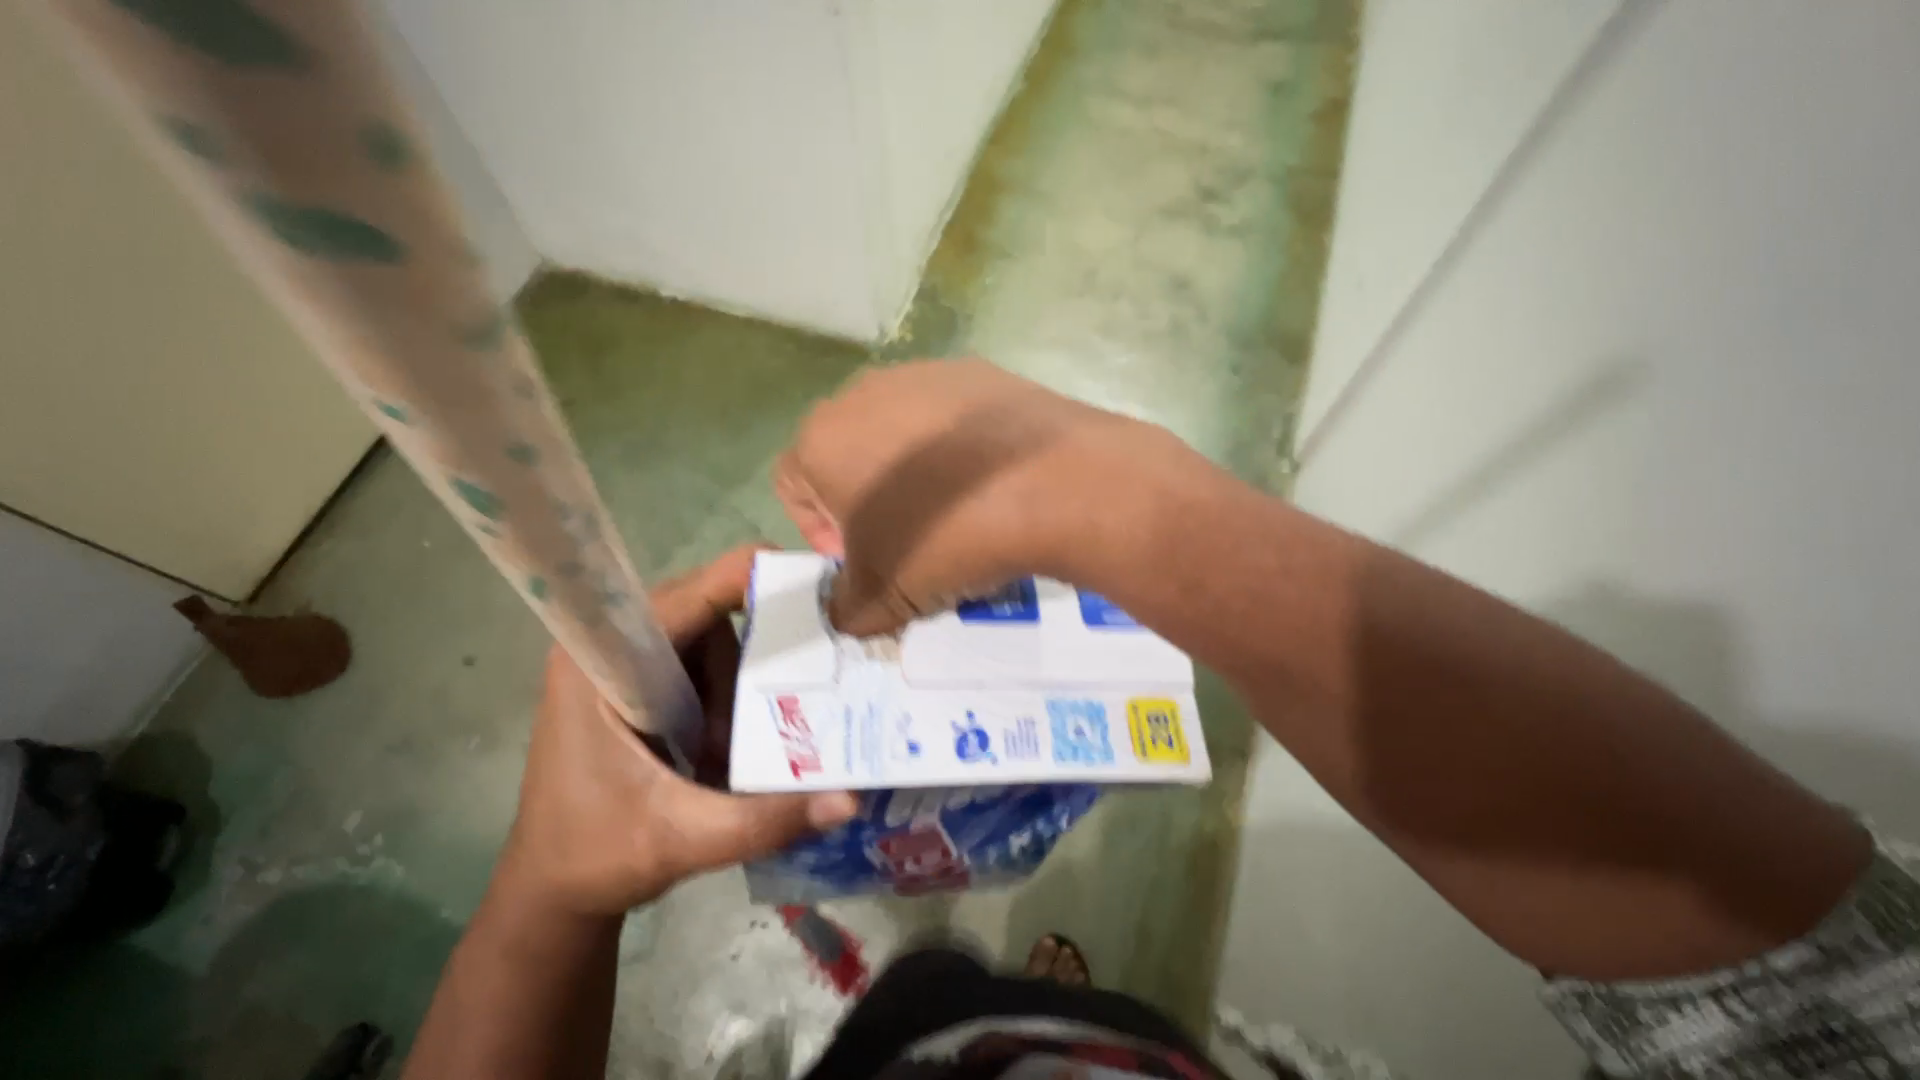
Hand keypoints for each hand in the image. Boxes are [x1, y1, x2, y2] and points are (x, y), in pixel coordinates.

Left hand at [496, 545, 858, 915]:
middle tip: (793, 693)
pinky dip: (730, 696)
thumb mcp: (685, 838)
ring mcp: (623, 666)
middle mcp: (608, 648)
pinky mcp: (638, 687)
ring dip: (739, 686)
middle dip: (753, 653)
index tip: (812, 587)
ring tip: (734, 749)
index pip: (683, 593)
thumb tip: (850, 799)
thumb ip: (765, 819)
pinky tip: (732, 746)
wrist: (551, 893)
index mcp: (600, 662)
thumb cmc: (596, 857)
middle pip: (706, 612)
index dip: (746, 578)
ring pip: (710, 640)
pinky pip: (702, 666)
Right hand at [776, 359, 1203, 634]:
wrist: (1051, 486)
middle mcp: (862, 394)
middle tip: (908, 542)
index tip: (862, 559)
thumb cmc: (943, 539)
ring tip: (957, 514)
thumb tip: (845, 611)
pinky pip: (952, 419)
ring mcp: (924, 375)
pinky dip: (961, 450)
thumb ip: (845, 609)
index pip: (792, 487)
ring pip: (900, 434)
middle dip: (868, 501)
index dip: (820, 532)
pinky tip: (994, 485)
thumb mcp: (882, 596)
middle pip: (847, 455)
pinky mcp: (980, 372)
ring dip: (914, 474)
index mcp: (821, 440)